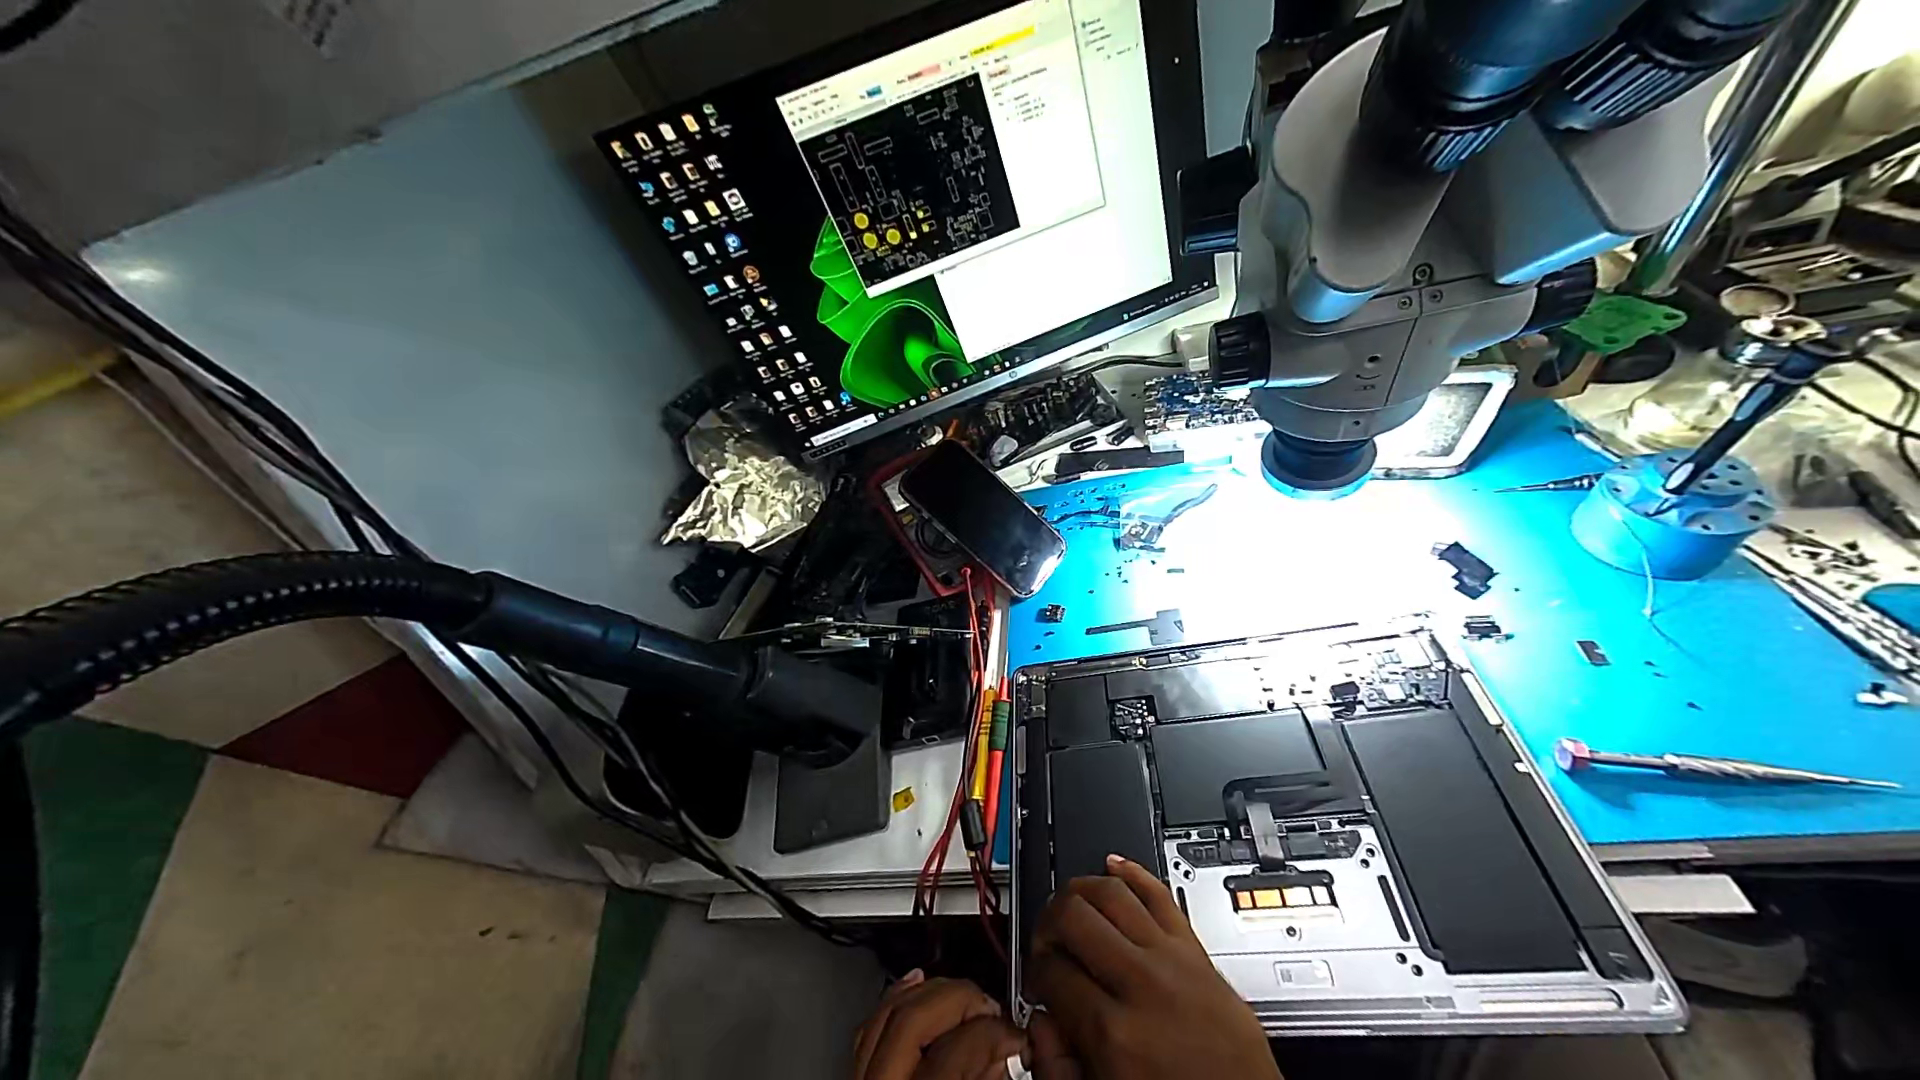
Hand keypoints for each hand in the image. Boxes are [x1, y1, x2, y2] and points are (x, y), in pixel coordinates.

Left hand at [854, 971, 1025, 1079]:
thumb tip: (1010, 1050)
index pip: (953, 1051)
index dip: (995, 1033)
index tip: (1018, 1033)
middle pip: (914, 1018)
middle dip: (960, 999)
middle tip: (991, 1008)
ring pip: (887, 1013)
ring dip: (929, 991)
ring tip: (965, 995)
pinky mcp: (856, 1078)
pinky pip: (870, 1027)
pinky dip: (896, 999)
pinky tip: (918, 983)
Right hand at [1028, 855, 1280, 1079]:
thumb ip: (1059, 1065)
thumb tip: (1038, 1021)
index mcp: (1115, 1034)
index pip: (1051, 969)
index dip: (1034, 971)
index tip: (1037, 980)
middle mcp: (1144, 986)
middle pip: (1074, 916)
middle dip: (1048, 924)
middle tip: (1047, 942)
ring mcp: (1174, 963)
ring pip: (1113, 892)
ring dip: (1080, 892)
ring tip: (1069, 908)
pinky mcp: (1199, 954)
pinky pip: (1161, 894)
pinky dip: (1133, 872)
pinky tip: (1113, 866)